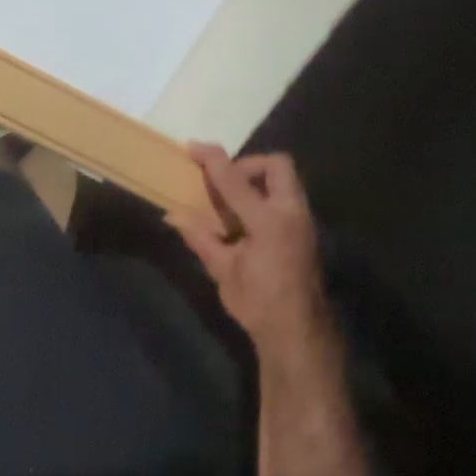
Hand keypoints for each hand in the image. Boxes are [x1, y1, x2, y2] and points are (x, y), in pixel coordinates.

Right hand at [169, 144, 330, 359]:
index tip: (194, 146)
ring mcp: (302, 221)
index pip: (234, 179)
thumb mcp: (222, 269)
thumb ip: (200, 237)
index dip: (213, 159)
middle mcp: (290, 212)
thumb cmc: (257, 300)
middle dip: (247, 165)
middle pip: (276, 166)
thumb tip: (172, 215)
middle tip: (222, 183)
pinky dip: (262, 200)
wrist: (296, 328)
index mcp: (267, 219)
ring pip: (284, 183)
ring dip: (256, 183)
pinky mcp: (303, 232)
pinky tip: (241, 224)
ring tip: (228, 204)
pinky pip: (284, 201)